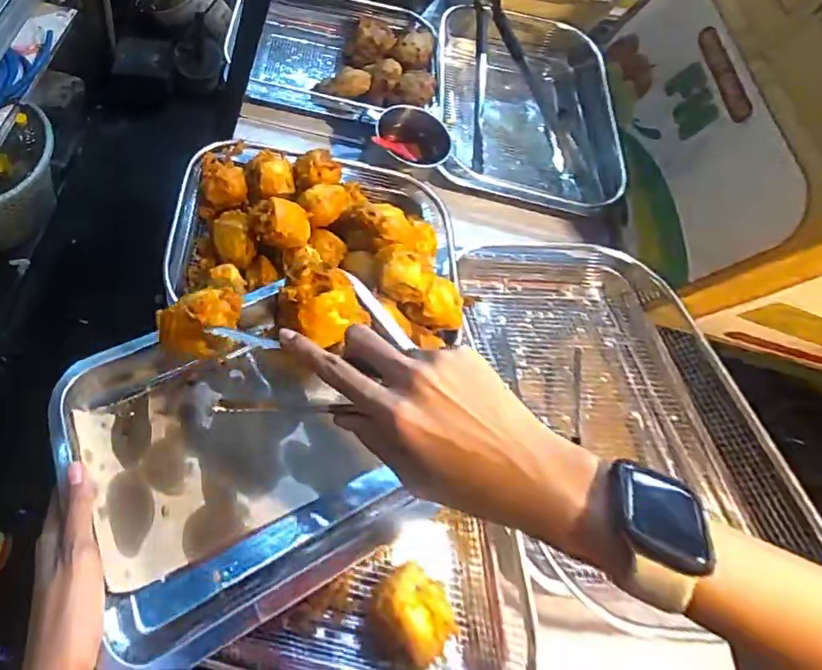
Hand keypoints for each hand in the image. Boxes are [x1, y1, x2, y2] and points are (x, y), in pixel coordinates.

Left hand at [23, 462, 103, 669]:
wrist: (61, 668)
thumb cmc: (70, 608)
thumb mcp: (77, 555)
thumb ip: (77, 514)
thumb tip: (73, 464)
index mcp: (49, 536)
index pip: (59, 492)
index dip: (74, 470)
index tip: (96, 447)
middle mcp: (51, 550)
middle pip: (68, 511)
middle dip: (86, 489)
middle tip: (117, 467)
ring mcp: (60, 572)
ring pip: (76, 532)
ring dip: (94, 515)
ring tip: (122, 496)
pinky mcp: (72, 591)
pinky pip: (84, 553)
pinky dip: (98, 539)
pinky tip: (115, 540)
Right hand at [282, 325, 613, 565]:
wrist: (535, 473)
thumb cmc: (468, 486)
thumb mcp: (410, 472)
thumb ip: (371, 436)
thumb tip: (342, 411)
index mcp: (394, 414)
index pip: (337, 373)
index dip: (306, 353)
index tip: (285, 335)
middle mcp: (410, 378)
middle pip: (360, 337)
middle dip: (353, 347)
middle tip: (367, 368)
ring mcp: (438, 361)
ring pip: (397, 347)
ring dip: (398, 366)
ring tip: (429, 398)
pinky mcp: (462, 353)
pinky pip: (431, 354)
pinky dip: (432, 373)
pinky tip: (458, 398)